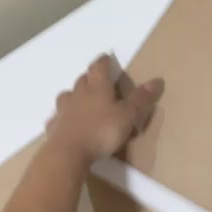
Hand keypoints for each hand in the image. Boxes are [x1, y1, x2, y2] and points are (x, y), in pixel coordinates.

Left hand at [45, 55, 162, 163]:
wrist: (67, 154)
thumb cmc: (101, 131)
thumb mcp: (127, 116)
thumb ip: (140, 99)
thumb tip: (157, 80)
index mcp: (97, 88)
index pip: (99, 67)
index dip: (103, 61)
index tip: (106, 57)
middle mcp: (78, 94)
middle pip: (82, 79)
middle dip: (90, 77)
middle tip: (97, 80)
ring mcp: (63, 111)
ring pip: (67, 96)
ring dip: (74, 95)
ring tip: (80, 100)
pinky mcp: (53, 128)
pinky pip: (57, 117)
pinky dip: (62, 117)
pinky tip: (66, 123)